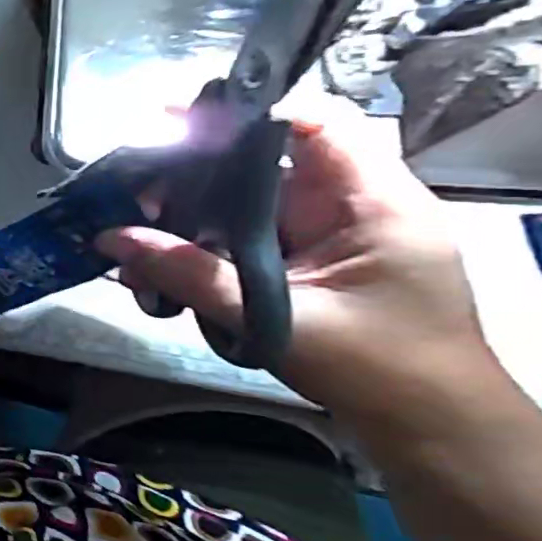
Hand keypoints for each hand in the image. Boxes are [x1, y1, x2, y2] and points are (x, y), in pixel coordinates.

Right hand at [94, 118, 510, 438]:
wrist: (431, 429)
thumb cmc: (381, 369)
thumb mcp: (278, 318)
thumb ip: (192, 274)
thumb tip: (110, 238)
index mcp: (372, 203)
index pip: (314, 125)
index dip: (246, 111)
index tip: (172, 120)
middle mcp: (344, 205)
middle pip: (256, 163)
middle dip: (187, 176)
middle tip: (130, 197)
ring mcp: (318, 233)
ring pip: (236, 203)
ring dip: (180, 219)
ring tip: (130, 242)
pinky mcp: (295, 259)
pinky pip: (234, 237)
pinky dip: (192, 248)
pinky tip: (152, 270)